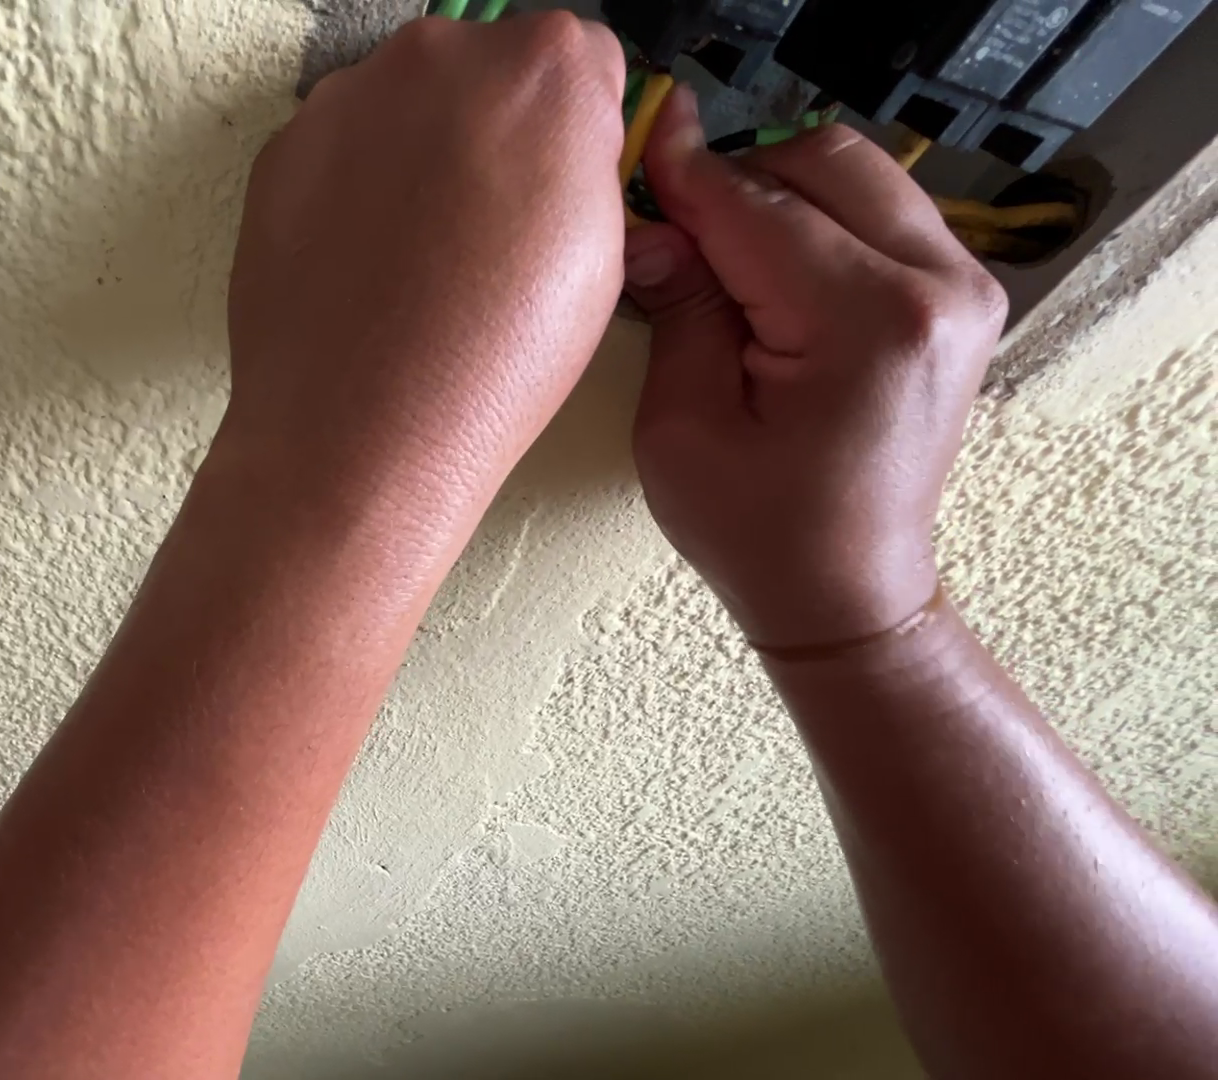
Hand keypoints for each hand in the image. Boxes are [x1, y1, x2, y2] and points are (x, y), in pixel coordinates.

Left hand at [222, 13, 626, 531]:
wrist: (359, 432)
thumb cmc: (486, 366)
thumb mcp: (598, 260)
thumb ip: (579, 168)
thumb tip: (554, 155)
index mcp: (544, 70)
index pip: (576, 68)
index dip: (565, 144)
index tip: (542, 197)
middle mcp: (437, 57)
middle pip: (480, 78)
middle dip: (483, 140)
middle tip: (469, 235)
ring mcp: (343, 102)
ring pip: (398, 113)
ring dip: (408, 163)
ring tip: (402, 264)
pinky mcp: (279, 154)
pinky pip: (332, 155)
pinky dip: (344, 193)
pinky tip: (353, 268)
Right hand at [622, 89, 1007, 648]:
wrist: (841, 585)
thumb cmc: (749, 523)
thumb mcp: (679, 425)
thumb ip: (679, 312)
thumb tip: (655, 232)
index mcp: (865, 322)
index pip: (758, 211)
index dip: (688, 176)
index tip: (643, 137)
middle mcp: (939, 285)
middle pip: (825, 164)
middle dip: (734, 179)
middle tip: (668, 227)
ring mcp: (962, 288)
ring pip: (858, 178)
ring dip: (772, 196)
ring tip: (707, 254)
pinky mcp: (954, 300)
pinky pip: (877, 216)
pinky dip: (809, 221)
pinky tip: (759, 270)